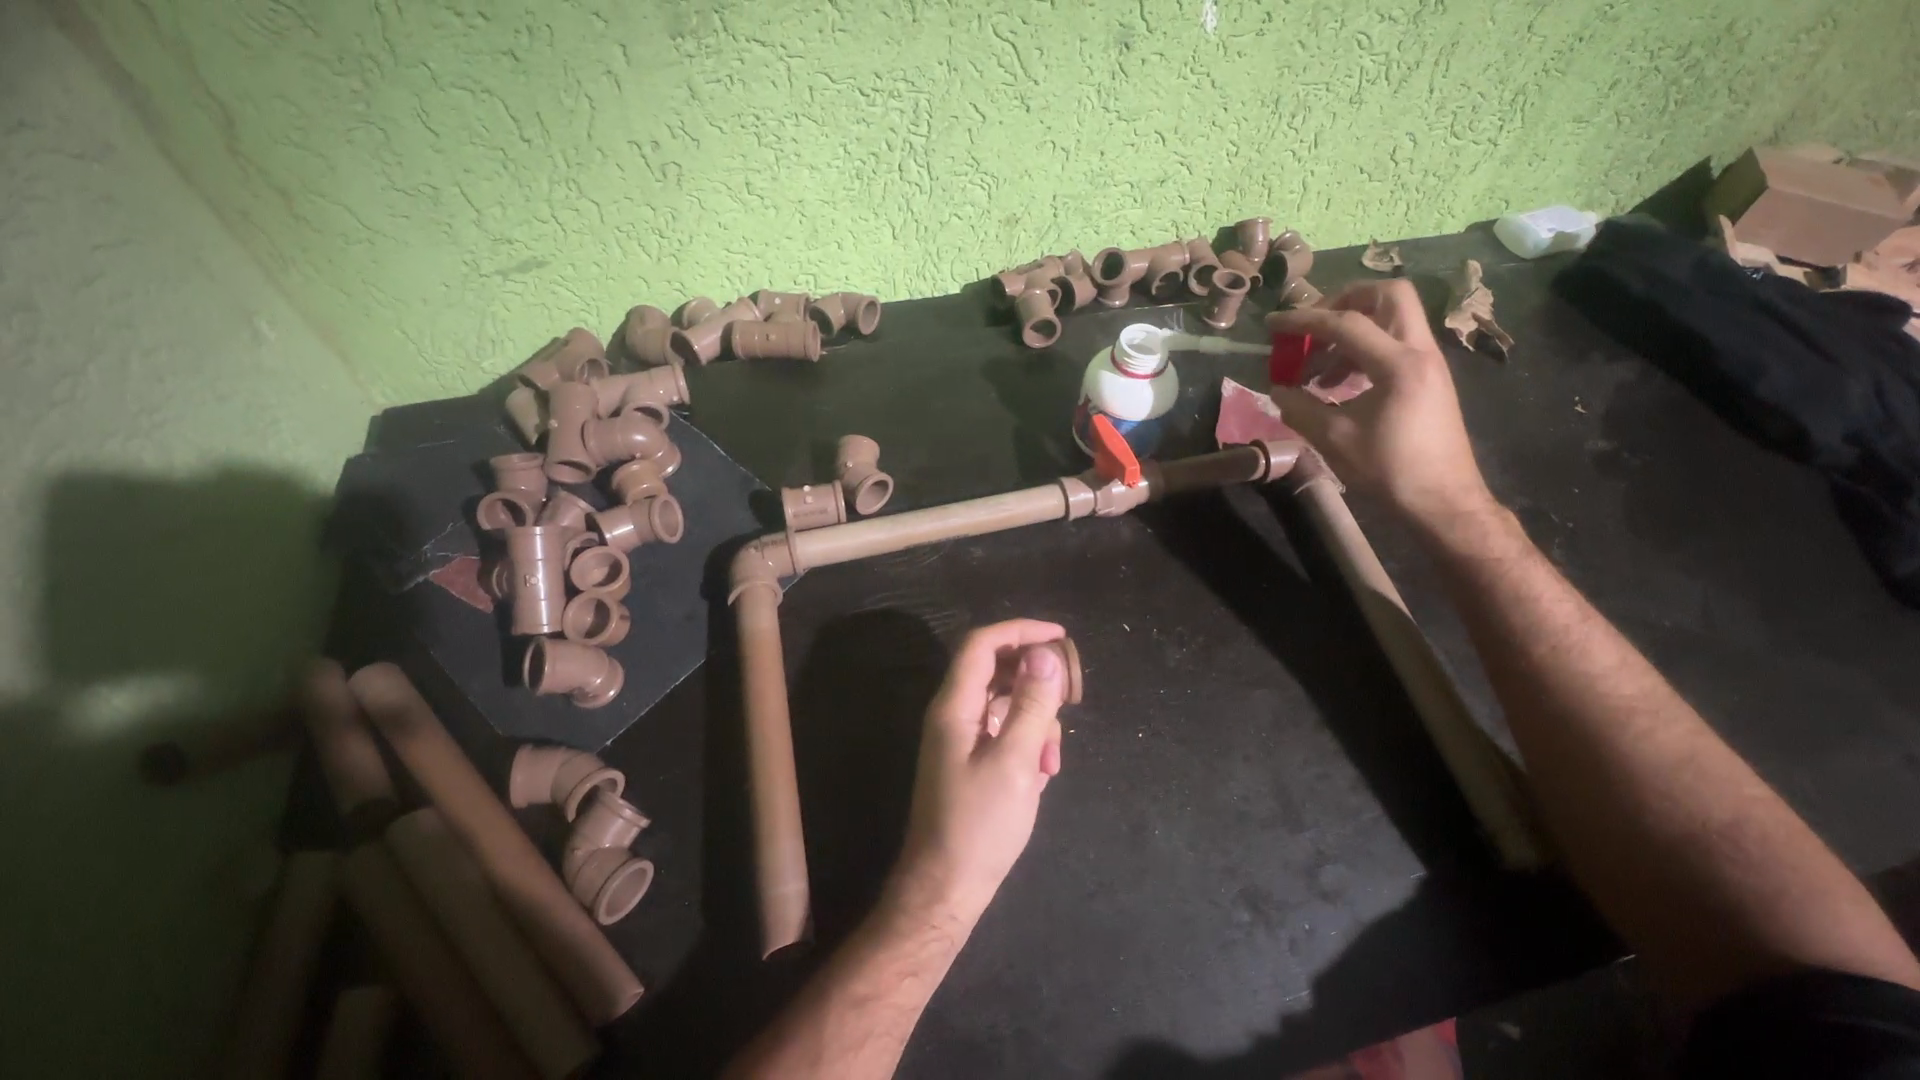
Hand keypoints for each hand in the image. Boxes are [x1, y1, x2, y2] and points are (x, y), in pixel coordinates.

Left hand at [886, 619, 1067, 928]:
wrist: (946, 887)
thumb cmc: (979, 825)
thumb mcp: (1015, 762)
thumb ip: (1031, 706)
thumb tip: (1045, 655)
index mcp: (954, 707)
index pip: (982, 645)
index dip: (1021, 632)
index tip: (1061, 638)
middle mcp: (953, 715)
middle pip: (996, 672)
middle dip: (1036, 680)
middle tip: (1071, 699)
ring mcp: (960, 741)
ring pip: (1004, 705)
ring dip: (1036, 720)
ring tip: (1053, 759)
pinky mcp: (970, 764)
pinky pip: (1003, 734)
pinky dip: (1027, 744)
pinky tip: (1043, 775)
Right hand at [1266, 280, 1497, 529]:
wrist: (1443, 501)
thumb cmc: (1391, 471)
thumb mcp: (1335, 440)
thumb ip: (1300, 408)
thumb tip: (1278, 390)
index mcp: (1398, 364)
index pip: (1346, 323)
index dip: (1304, 319)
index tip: (1273, 323)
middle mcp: (1420, 351)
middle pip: (1387, 295)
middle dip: (1343, 301)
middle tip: (1312, 327)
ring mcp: (1429, 363)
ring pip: (1392, 318)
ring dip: (1351, 330)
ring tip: (1317, 368)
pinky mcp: (1429, 378)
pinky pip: (1395, 344)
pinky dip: (1363, 350)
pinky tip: (1338, 384)